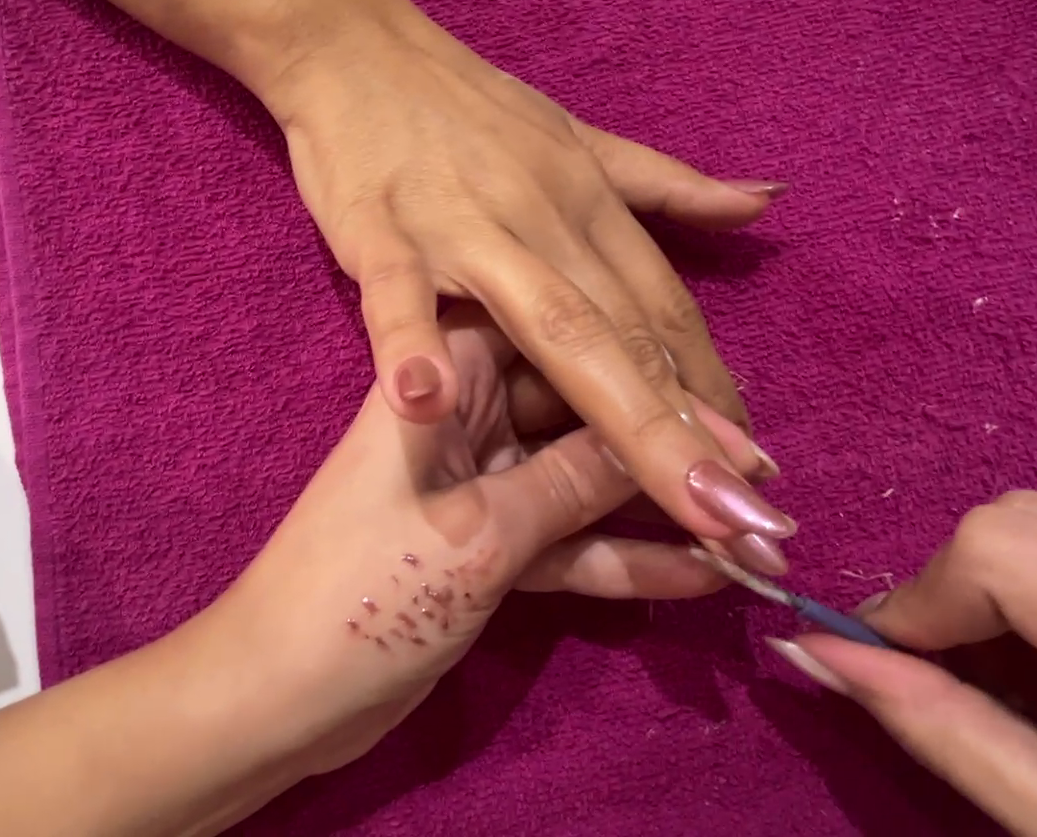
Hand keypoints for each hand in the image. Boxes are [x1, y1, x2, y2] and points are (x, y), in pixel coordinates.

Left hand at [202, 306, 757, 777]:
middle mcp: (462, 415)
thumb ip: (571, 483)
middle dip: (663, 448)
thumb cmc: (360, 590)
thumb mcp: (476, 535)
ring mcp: (475, 481)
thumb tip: (675, 442)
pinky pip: (561, 538)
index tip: (727, 412)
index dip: (639, 369)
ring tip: (751, 541)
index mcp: (441, 379)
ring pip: (579, 481)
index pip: (555, 343)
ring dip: (653, 513)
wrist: (275, 693)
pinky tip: (695, 578)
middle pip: (577, 412)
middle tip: (761, 484)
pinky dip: (617, 558)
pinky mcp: (483, 542)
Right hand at [263, 19, 787, 542]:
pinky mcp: (383, 234)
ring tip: (676, 495)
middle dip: (698, 429)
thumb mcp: (574, 134)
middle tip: (755, 521)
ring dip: (619, 410)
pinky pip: (400, 296)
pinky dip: (412, 345)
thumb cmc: (460, 105)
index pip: (666, 307)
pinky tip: (427, 405)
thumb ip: (661, 183)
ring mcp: (465, 230)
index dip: (716, 388)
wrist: (353, 50)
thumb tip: (764, 199)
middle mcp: (546, 222)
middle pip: (632, 333)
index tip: (759, 471)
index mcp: (587, 204)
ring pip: (553, 323)